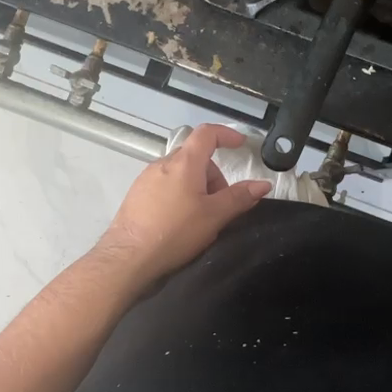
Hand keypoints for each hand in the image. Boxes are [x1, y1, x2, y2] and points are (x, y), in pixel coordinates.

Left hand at [93, 124, 272, 286]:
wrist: (128, 258)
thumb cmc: (175, 232)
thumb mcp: (214, 216)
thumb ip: (239, 198)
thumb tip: (263, 184)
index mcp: (184, 163)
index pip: (207, 133)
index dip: (226, 134)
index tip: (241, 145)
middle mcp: (162, 164)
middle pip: (195, 158)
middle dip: (213, 177)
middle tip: (221, 205)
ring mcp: (146, 179)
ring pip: (180, 174)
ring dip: (196, 188)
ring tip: (200, 219)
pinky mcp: (136, 195)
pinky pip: (165, 186)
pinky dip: (179, 196)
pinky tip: (179, 223)